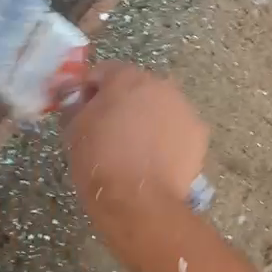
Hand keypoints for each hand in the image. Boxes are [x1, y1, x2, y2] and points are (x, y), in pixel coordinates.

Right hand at [64, 62, 209, 268]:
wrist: (139, 200)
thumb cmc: (100, 161)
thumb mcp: (73, 131)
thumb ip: (74, 105)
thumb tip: (75, 97)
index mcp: (127, 78)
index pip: (104, 71)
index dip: (89, 89)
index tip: (81, 109)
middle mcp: (160, 85)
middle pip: (136, 87)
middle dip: (122, 103)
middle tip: (108, 130)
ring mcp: (183, 107)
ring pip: (160, 107)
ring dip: (148, 119)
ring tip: (134, 148)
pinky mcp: (199, 132)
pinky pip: (177, 129)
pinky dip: (168, 138)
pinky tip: (156, 160)